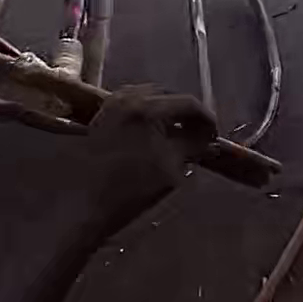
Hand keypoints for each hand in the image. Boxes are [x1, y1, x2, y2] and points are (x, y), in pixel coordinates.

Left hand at [76, 86, 215, 214]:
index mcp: (148, 108)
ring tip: (179, 132)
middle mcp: (129, 97)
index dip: (206, 117)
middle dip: (186, 112)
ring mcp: (113, 103)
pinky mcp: (103, 113)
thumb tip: (209, 138)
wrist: (87, 205)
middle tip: (199, 132)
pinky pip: (133, 103)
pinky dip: (149, 113)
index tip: (215, 133)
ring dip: (168, 111)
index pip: (187, 102)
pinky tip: (156, 131)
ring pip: (150, 97)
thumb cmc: (133, 188)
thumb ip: (194, 145)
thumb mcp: (172, 167)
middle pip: (168, 95)